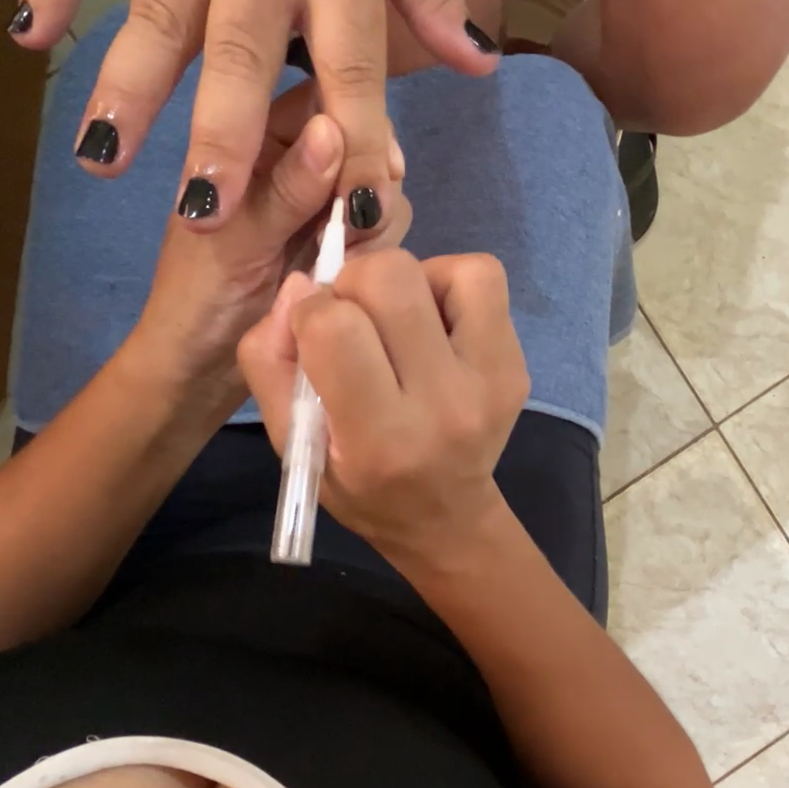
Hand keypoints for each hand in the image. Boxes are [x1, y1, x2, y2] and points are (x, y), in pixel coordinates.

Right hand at [10, 0, 498, 234]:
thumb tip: (475, 63)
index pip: (354, 72)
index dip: (361, 148)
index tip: (358, 220)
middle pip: (242, 60)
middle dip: (223, 139)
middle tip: (205, 212)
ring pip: (157, 13)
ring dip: (127, 87)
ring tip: (103, 158)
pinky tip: (31, 35)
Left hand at [123, 89, 413, 393]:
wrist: (204, 370)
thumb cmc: (199, 297)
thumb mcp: (237, 238)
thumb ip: (286, 188)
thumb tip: (334, 128)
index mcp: (258, 144)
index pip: (322, 105)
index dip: (358, 126)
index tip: (380, 164)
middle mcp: (300, 170)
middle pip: (364, 148)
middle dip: (371, 183)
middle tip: (362, 224)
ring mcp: (326, 213)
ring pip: (380, 194)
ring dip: (376, 224)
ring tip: (350, 260)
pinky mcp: (345, 253)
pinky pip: (382, 237)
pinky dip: (379, 253)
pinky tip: (355, 276)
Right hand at [237, 250, 528, 566]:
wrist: (446, 518)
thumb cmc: (360, 487)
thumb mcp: (293, 445)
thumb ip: (272, 364)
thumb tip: (300, 284)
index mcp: (380, 438)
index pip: (335, 329)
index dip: (311, 312)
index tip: (311, 330)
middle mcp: (443, 406)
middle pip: (391, 279)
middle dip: (356, 284)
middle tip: (355, 318)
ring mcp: (490, 382)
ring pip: (448, 269)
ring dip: (409, 279)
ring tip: (398, 320)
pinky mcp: (516, 364)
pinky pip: (483, 278)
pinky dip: (448, 282)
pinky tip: (432, 320)